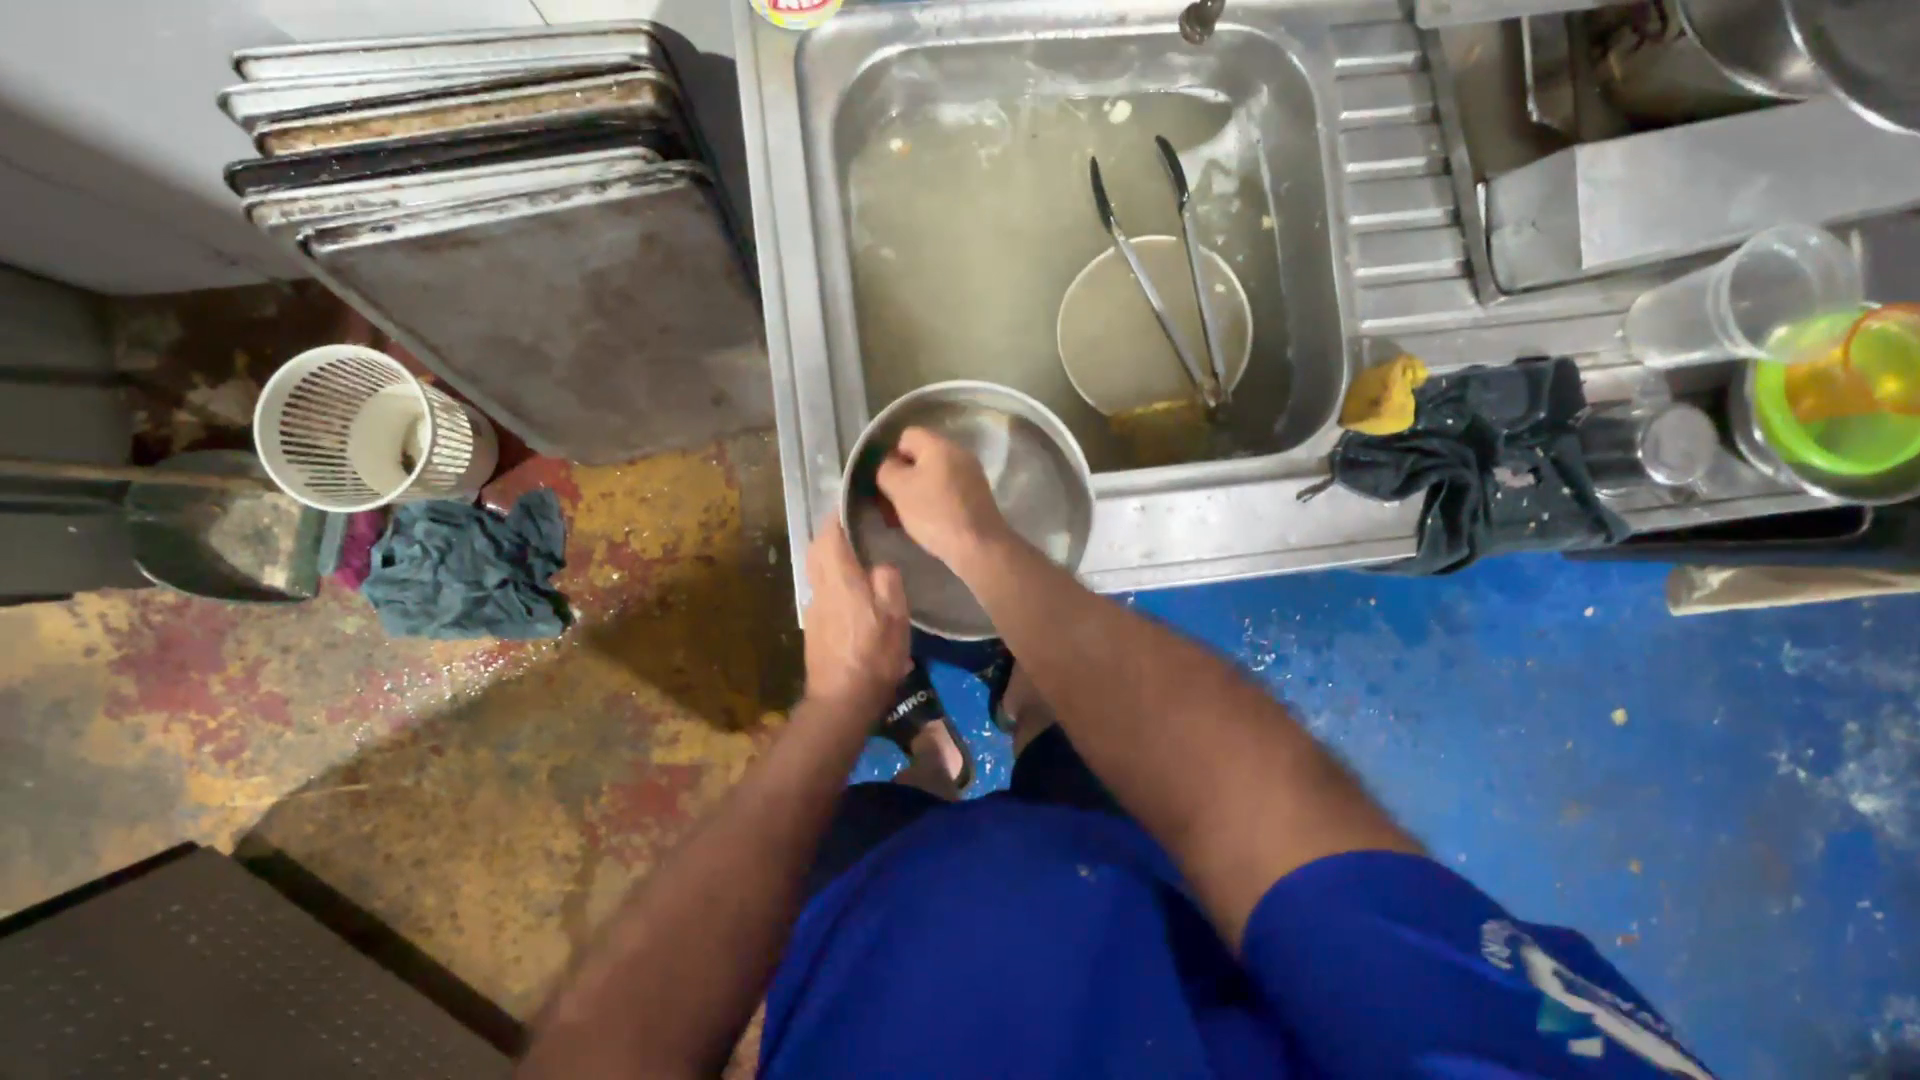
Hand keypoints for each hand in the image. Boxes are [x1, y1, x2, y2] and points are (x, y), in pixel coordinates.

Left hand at [803, 517, 910, 709]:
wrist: (842, 701)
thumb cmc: (873, 654)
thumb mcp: (895, 613)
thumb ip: (887, 579)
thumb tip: (879, 564)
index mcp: (839, 577)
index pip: (830, 532)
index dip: (840, 515)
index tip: (854, 504)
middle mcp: (820, 588)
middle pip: (818, 549)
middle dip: (832, 535)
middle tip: (856, 528)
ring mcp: (813, 609)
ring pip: (818, 571)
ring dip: (832, 558)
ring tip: (858, 558)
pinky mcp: (814, 628)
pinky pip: (823, 592)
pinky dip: (834, 582)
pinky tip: (854, 593)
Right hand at [875, 427, 1011, 567]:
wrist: (979, 546)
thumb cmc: (935, 513)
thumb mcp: (899, 489)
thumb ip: (887, 469)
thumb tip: (890, 465)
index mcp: (940, 445)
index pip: (907, 436)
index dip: (892, 456)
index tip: (888, 482)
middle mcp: (959, 453)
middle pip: (921, 457)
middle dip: (903, 478)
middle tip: (892, 504)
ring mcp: (971, 475)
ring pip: (934, 476)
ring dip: (917, 493)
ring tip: (907, 518)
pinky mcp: (977, 496)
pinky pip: (948, 491)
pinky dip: (934, 502)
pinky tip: (928, 523)